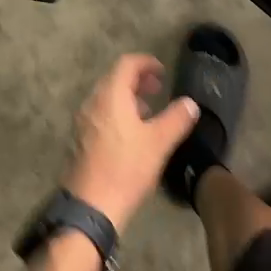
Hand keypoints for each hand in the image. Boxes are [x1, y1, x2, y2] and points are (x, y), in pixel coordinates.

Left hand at [62, 55, 200, 229]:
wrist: (90, 208)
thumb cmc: (126, 169)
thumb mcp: (159, 143)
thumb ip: (177, 119)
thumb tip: (190, 103)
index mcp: (110, 96)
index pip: (126, 64)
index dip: (146, 63)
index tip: (163, 72)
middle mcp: (92, 103)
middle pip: (114, 78)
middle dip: (137, 80)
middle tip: (157, 90)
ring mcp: (82, 122)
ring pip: (106, 97)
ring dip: (127, 97)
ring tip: (147, 112)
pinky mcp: (79, 140)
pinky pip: (99, 114)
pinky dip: (116, 112)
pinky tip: (130, 135)